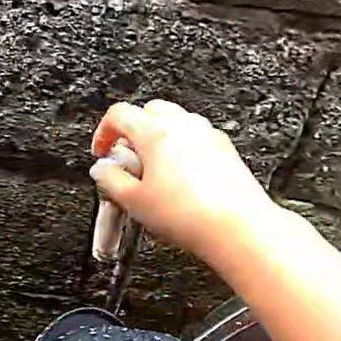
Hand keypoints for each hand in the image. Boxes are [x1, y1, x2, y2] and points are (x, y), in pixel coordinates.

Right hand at [89, 99, 286, 265]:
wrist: (238, 229)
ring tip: (155, 174)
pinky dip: (183, 150)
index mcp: (156, 133)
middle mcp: (184, 126)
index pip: (120, 114)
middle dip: (134, 132)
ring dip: (160, 140)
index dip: (104, 132)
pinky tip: (181, 180)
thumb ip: (111, 181)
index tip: (102, 151)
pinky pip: (197, 140)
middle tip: (128, 162)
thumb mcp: (135, 202)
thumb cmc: (190, 216)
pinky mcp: (225, 150)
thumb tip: (103, 170)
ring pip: (176, 123)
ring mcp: (208, 135)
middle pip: (150, 112)